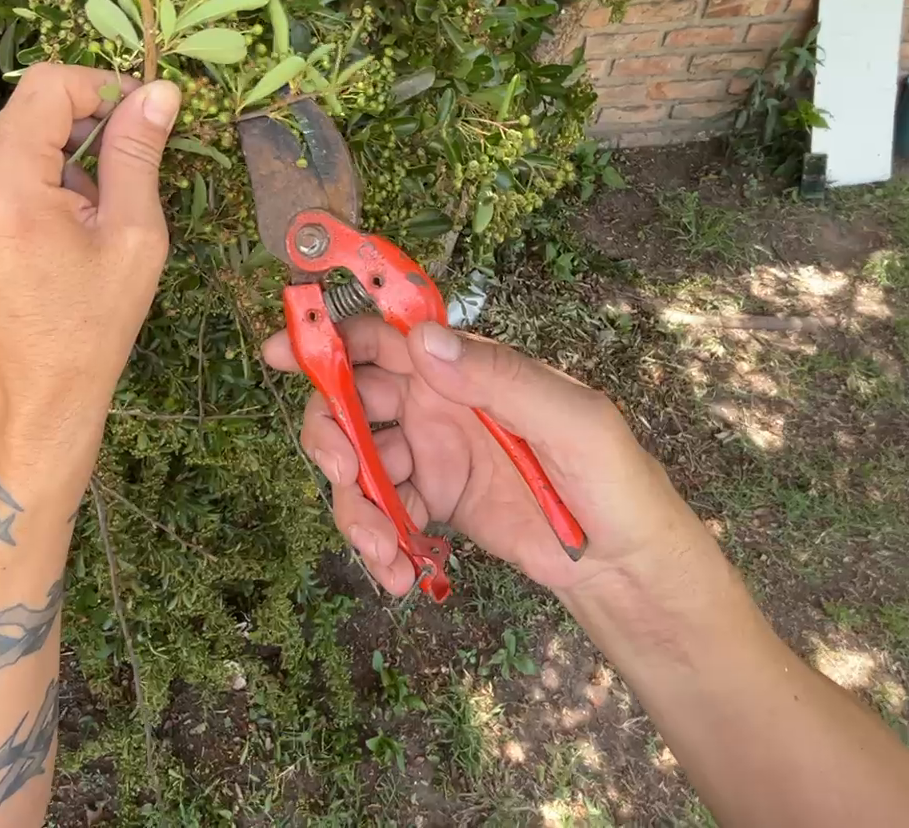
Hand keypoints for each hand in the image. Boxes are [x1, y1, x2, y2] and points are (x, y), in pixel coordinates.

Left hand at [0, 64, 179, 440]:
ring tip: (85, 215)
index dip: (101, 88)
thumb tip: (159, 92)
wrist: (38, 392)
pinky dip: (27, 181)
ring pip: (8, 141)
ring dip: (54, 158)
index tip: (139, 116)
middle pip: (25, 112)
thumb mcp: (132, 236)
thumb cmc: (94, 323)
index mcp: (3, 185)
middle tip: (121, 176)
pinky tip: (51, 229)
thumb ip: (138, 153)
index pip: (47, 87)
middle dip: (81, 129)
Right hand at [263, 317, 719, 609]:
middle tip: (340, 471)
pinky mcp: (428, 502)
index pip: (382, 338)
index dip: (327, 337)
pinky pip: (378, 511)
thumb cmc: (615, 482)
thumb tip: (422, 340)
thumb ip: (500, 377)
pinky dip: (375, 540)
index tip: (282, 351)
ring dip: (352, 504)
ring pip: (356, 462)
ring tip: (380, 549)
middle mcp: (435, 403)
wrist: (626, 570)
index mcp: (463, 368)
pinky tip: (396, 571)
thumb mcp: (574, 420)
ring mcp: (428, 454)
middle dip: (329, 434)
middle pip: (350, 401)